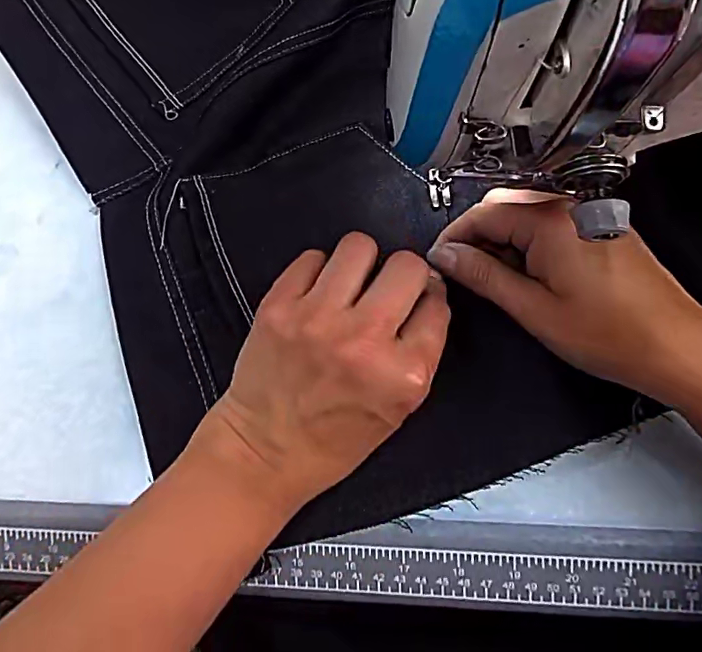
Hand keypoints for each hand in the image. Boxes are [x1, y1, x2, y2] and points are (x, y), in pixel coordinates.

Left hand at [192, 233, 450, 515]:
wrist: (264, 455)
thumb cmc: (332, 438)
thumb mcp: (401, 406)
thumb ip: (421, 348)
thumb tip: (429, 288)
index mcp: (402, 374)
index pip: (437, 303)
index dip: (429, 298)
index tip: (417, 301)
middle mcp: (363, 342)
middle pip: (407, 265)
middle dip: (404, 273)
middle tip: (388, 289)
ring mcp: (318, 321)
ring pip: (360, 245)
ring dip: (361, 262)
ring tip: (352, 286)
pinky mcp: (279, 308)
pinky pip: (313, 256)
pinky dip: (319, 270)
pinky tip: (318, 295)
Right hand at [427, 191, 701, 407]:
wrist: (678, 346)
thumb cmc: (617, 333)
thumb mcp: (535, 310)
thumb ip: (485, 277)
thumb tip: (451, 257)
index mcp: (550, 219)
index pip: (482, 214)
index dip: (455, 238)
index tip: (442, 260)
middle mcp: (570, 206)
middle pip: (504, 208)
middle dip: (479, 239)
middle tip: (466, 276)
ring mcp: (588, 213)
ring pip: (528, 217)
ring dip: (506, 243)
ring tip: (504, 285)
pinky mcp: (600, 226)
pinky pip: (552, 224)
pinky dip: (532, 245)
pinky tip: (536, 278)